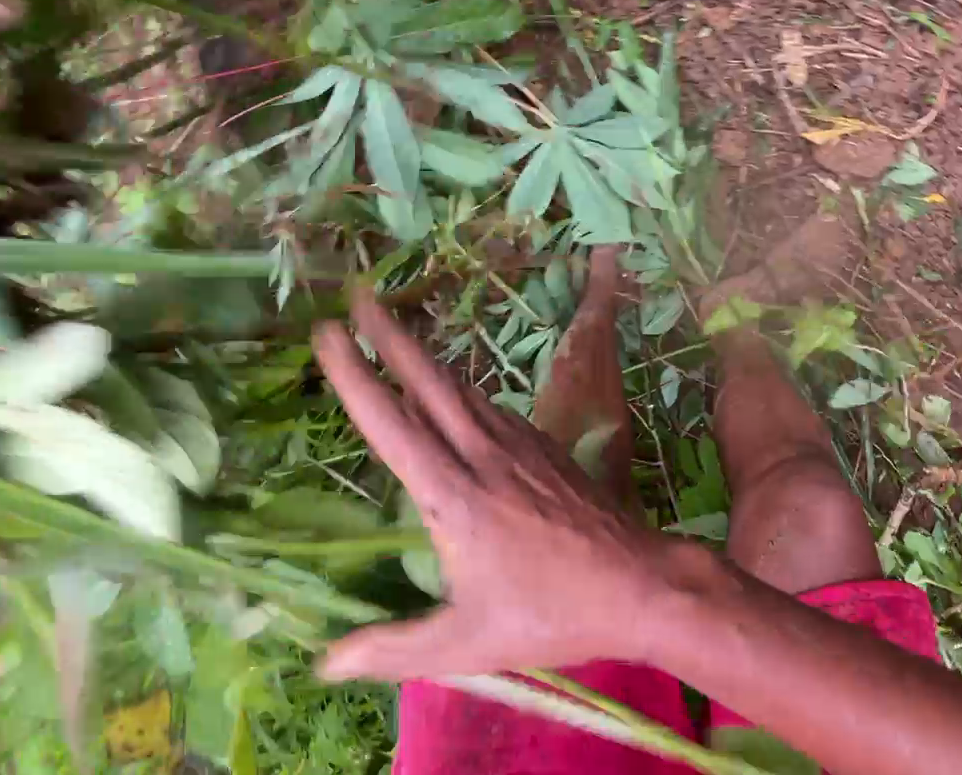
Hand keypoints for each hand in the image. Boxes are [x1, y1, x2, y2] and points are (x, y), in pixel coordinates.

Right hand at [312, 290, 692, 680]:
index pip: (393, 424)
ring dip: (426, 360)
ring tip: (398, 338)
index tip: (330, 332)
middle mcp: (484, 456)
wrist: (638, 582)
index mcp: (455, 497)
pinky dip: (463, 390)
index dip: (356, 375)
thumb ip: (391, 650)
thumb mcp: (465, 643)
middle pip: (429, 383)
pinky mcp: (547, 446)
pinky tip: (458, 393)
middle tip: (361, 297)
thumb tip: (323, 665)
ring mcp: (521, 445)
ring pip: (463, 390)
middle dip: (391, 336)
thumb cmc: (549, 614)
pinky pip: (493, 406)